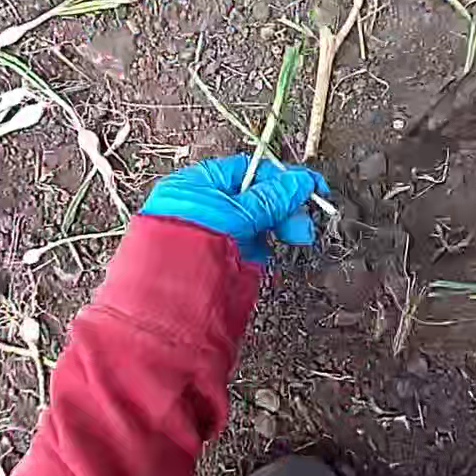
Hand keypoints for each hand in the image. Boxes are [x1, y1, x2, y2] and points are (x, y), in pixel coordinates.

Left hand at [139, 154, 327, 262]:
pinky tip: (265, 258)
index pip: (247, 170)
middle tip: (301, 222)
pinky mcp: (217, 260)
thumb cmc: (185, 251)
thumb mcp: (237, 214)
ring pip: (254, 223)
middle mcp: (201, 207)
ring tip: (291, 238)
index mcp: (196, 186)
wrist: (168, 305)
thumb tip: (299, 182)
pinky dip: (262, 251)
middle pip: (254, 198)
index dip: (280, 178)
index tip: (307, 187)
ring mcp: (209, 234)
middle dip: (283, 208)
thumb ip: (272, 198)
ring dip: (276, 229)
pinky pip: (248, 248)